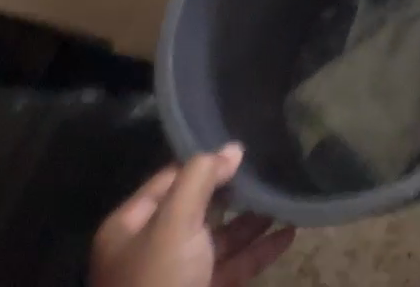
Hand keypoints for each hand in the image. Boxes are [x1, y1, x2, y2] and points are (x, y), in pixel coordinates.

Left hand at [92, 143, 295, 286]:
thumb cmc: (158, 282)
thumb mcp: (175, 222)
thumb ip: (201, 178)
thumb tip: (232, 149)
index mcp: (130, 227)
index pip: (170, 178)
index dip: (205, 162)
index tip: (243, 147)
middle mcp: (151, 248)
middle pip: (198, 207)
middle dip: (234, 189)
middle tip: (269, 166)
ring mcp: (177, 276)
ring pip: (220, 237)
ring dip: (252, 219)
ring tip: (285, 197)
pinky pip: (234, 265)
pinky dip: (260, 251)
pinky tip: (289, 234)